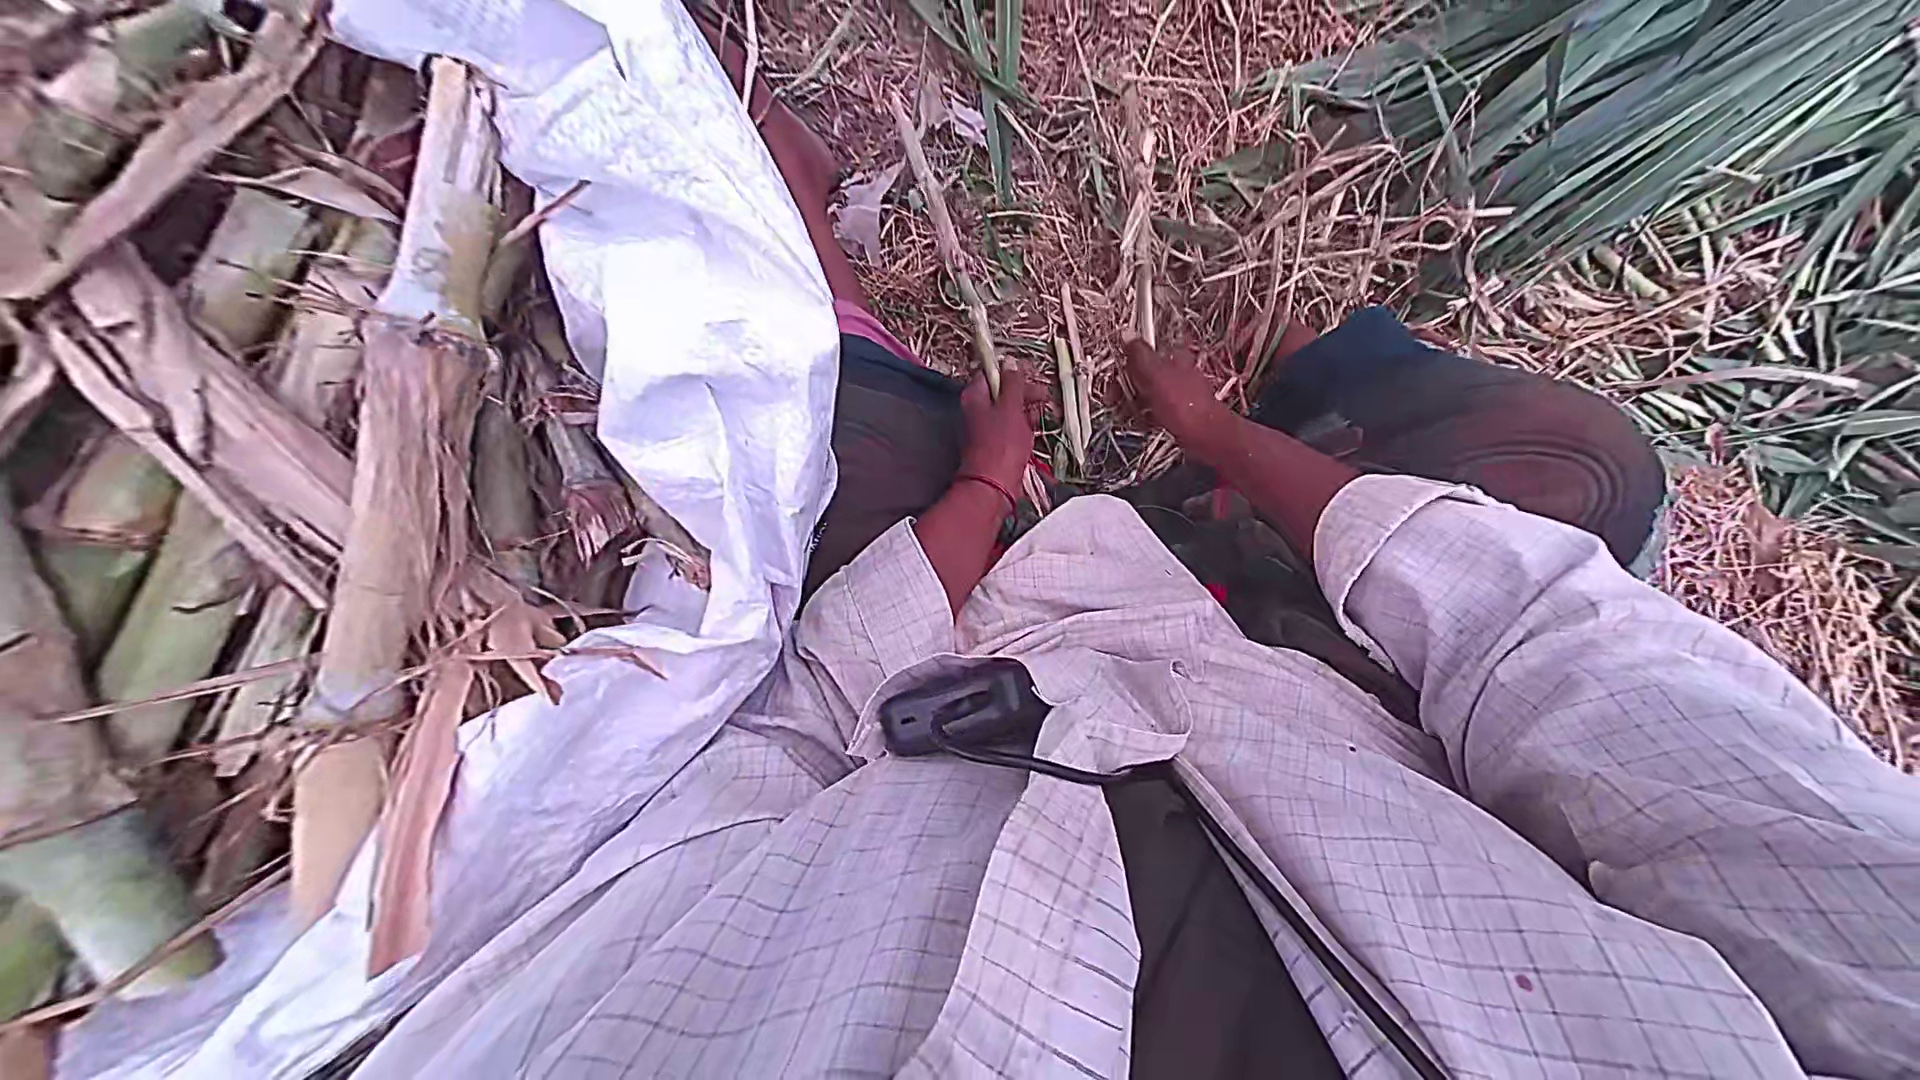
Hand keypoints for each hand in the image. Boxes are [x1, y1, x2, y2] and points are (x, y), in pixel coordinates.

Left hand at [958, 361, 1047, 491]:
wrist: (995, 484)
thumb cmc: (1002, 443)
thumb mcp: (1010, 407)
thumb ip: (1013, 383)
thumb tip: (1011, 362)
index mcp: (975, 396)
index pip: (993, 373)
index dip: (1013, 373)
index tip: (1033, 377)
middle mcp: (979, 410)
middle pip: (1004, 392)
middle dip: (1026, 393)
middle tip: (1045, 397)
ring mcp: (989, 428)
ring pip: (1011, 410)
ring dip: (1029, 410)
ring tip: (1045, 413)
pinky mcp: (999, 443)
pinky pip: (1014, 428)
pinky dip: (1026, 426)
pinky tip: (1037, 429)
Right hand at [1121, 333, 1234, 455]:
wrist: (1204, 436)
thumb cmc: (1186, 406)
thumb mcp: (1155, 375)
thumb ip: (1139, 355)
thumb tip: (1127, 334)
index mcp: (1172, 356)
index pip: (1140, 352)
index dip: (1124, 365)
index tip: (1115, 378)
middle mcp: (1174, 371)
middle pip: (1139, 374)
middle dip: (1124, 388)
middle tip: (1115, 399)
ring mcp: (1174, 392)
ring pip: (1143, 393)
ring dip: (1130, 404)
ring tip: (1127, 414)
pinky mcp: (1173, 410)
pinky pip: (1149, 409)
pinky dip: (1142, 415)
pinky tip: (1140, 422)